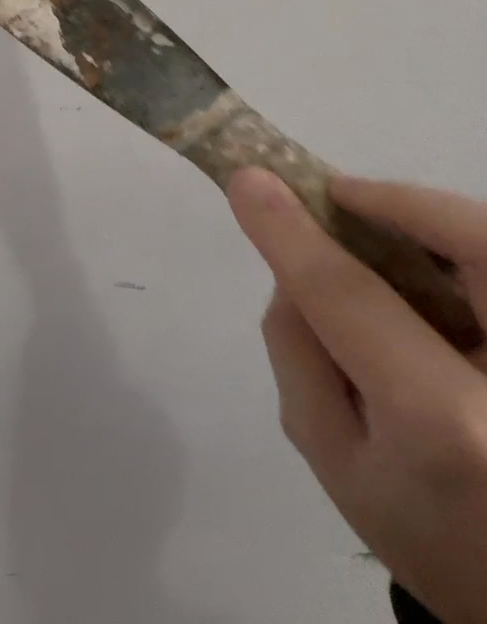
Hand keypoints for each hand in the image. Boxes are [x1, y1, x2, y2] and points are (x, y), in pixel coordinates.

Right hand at [229, 169, 486, 623]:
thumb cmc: (426, 532)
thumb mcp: (330, 451)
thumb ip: (300, 353)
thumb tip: (292, 268)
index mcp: (446, 420)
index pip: (350, 293)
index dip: (292, 230)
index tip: (248, 180)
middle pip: (485, 250)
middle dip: (406, 205)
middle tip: (340, 196)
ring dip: (445, 234)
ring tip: (388, 245)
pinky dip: (472, 268)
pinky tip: (441, 288)